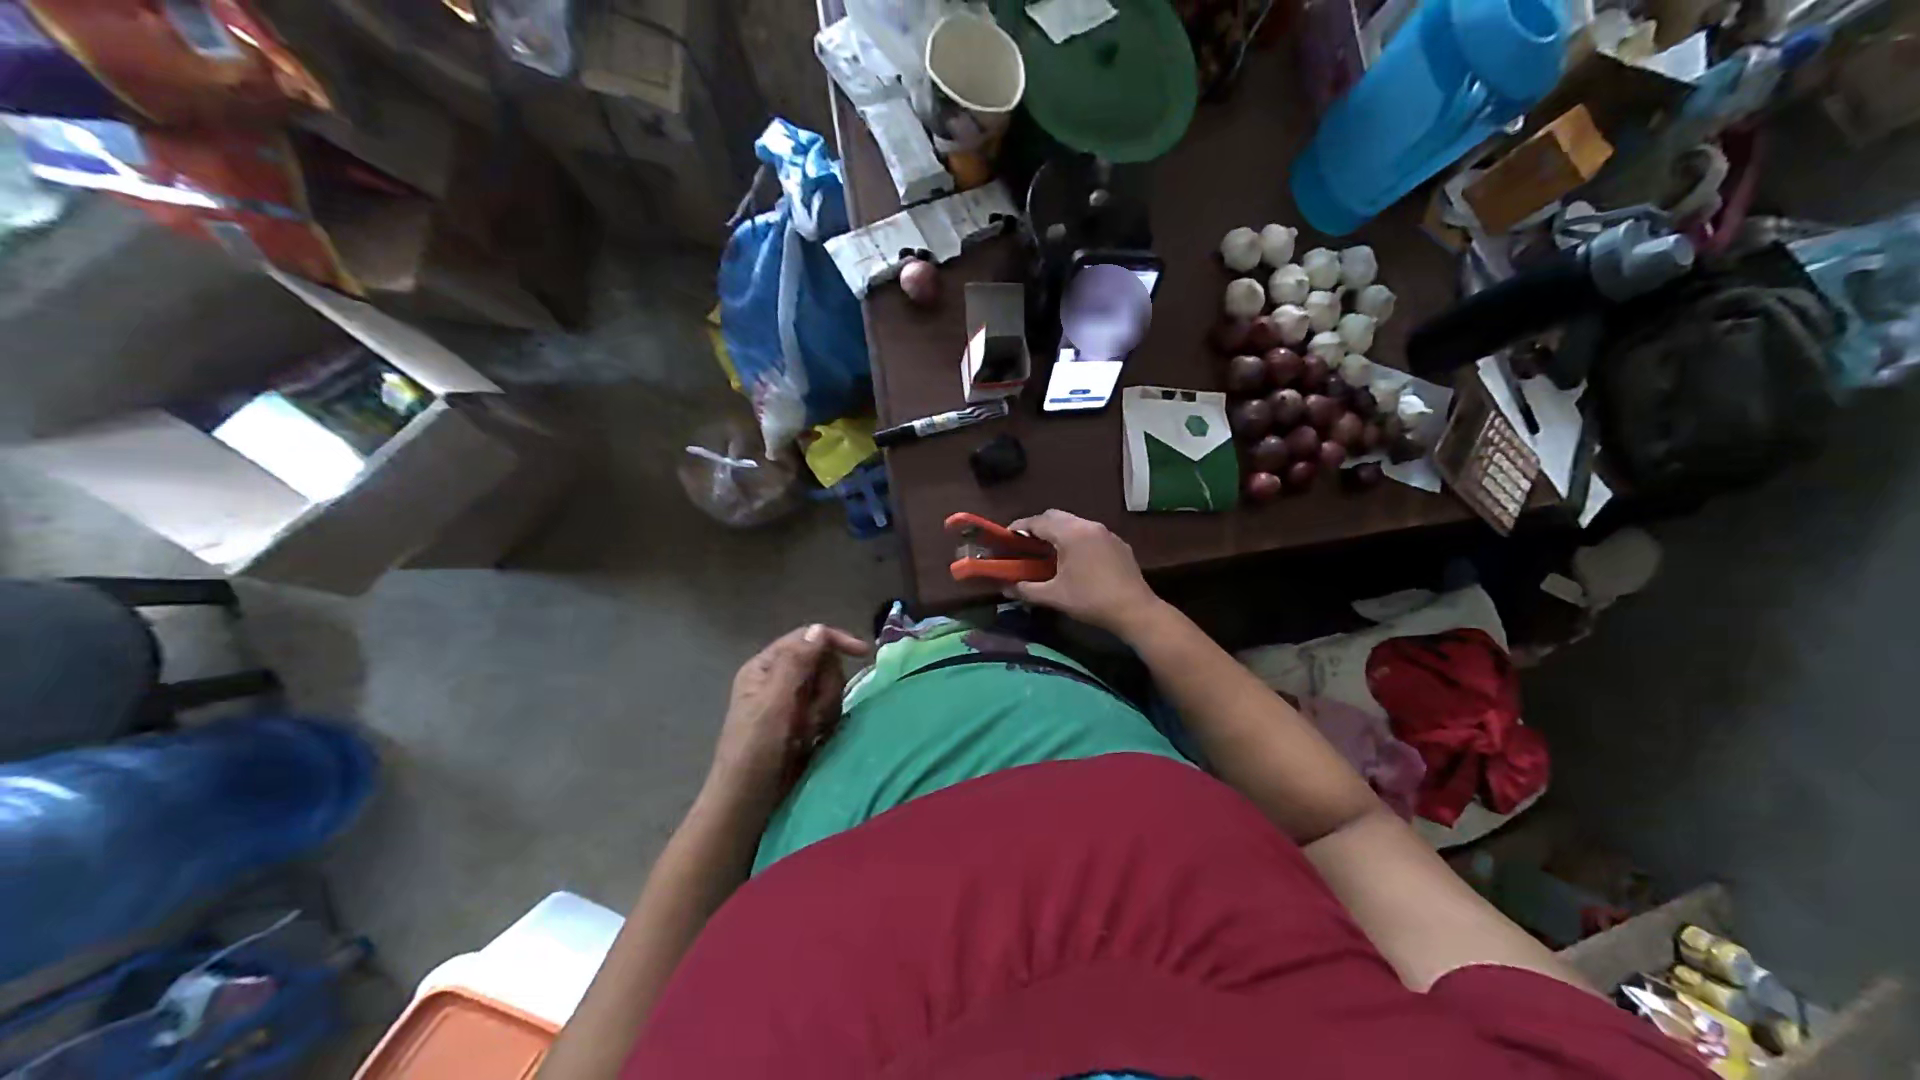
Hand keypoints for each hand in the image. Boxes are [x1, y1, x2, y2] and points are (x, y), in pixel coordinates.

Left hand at [708, 624, 870, 806]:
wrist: (749, 802)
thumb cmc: (755, 751)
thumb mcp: (774, 703)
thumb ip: (796, 664)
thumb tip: (819, 629)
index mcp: (765, 667)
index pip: (807, 638)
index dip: (835, 641)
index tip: (863, 653)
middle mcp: (778, 679)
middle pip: (823, 663)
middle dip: (825, 688)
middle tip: (811, 716)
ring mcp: (791, 702)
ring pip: (829, 688)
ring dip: (824, 709)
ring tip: (808, 733)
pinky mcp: (802, 723)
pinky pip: (828, 710)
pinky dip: (825, 723)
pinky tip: (813, 740)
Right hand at [1006, 510, 1165, 637]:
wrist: (1135, 610)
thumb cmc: (1090, 600)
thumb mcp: (1054, 596)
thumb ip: (1026, 589)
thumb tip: (1005, 588)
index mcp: (1071, 533)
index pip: (1038, 521)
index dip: (1019, 528)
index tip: (1006, 538)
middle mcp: (1088, 525)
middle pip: (1056, 516)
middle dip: (1038, 527)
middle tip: (1025, 544)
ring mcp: (1106, 532)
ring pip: (1074, 523)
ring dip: (1058, 532)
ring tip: (1047, 552)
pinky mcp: (1118, 543)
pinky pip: (1090, 533)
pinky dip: (1076, 539)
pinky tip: (1074, 559)